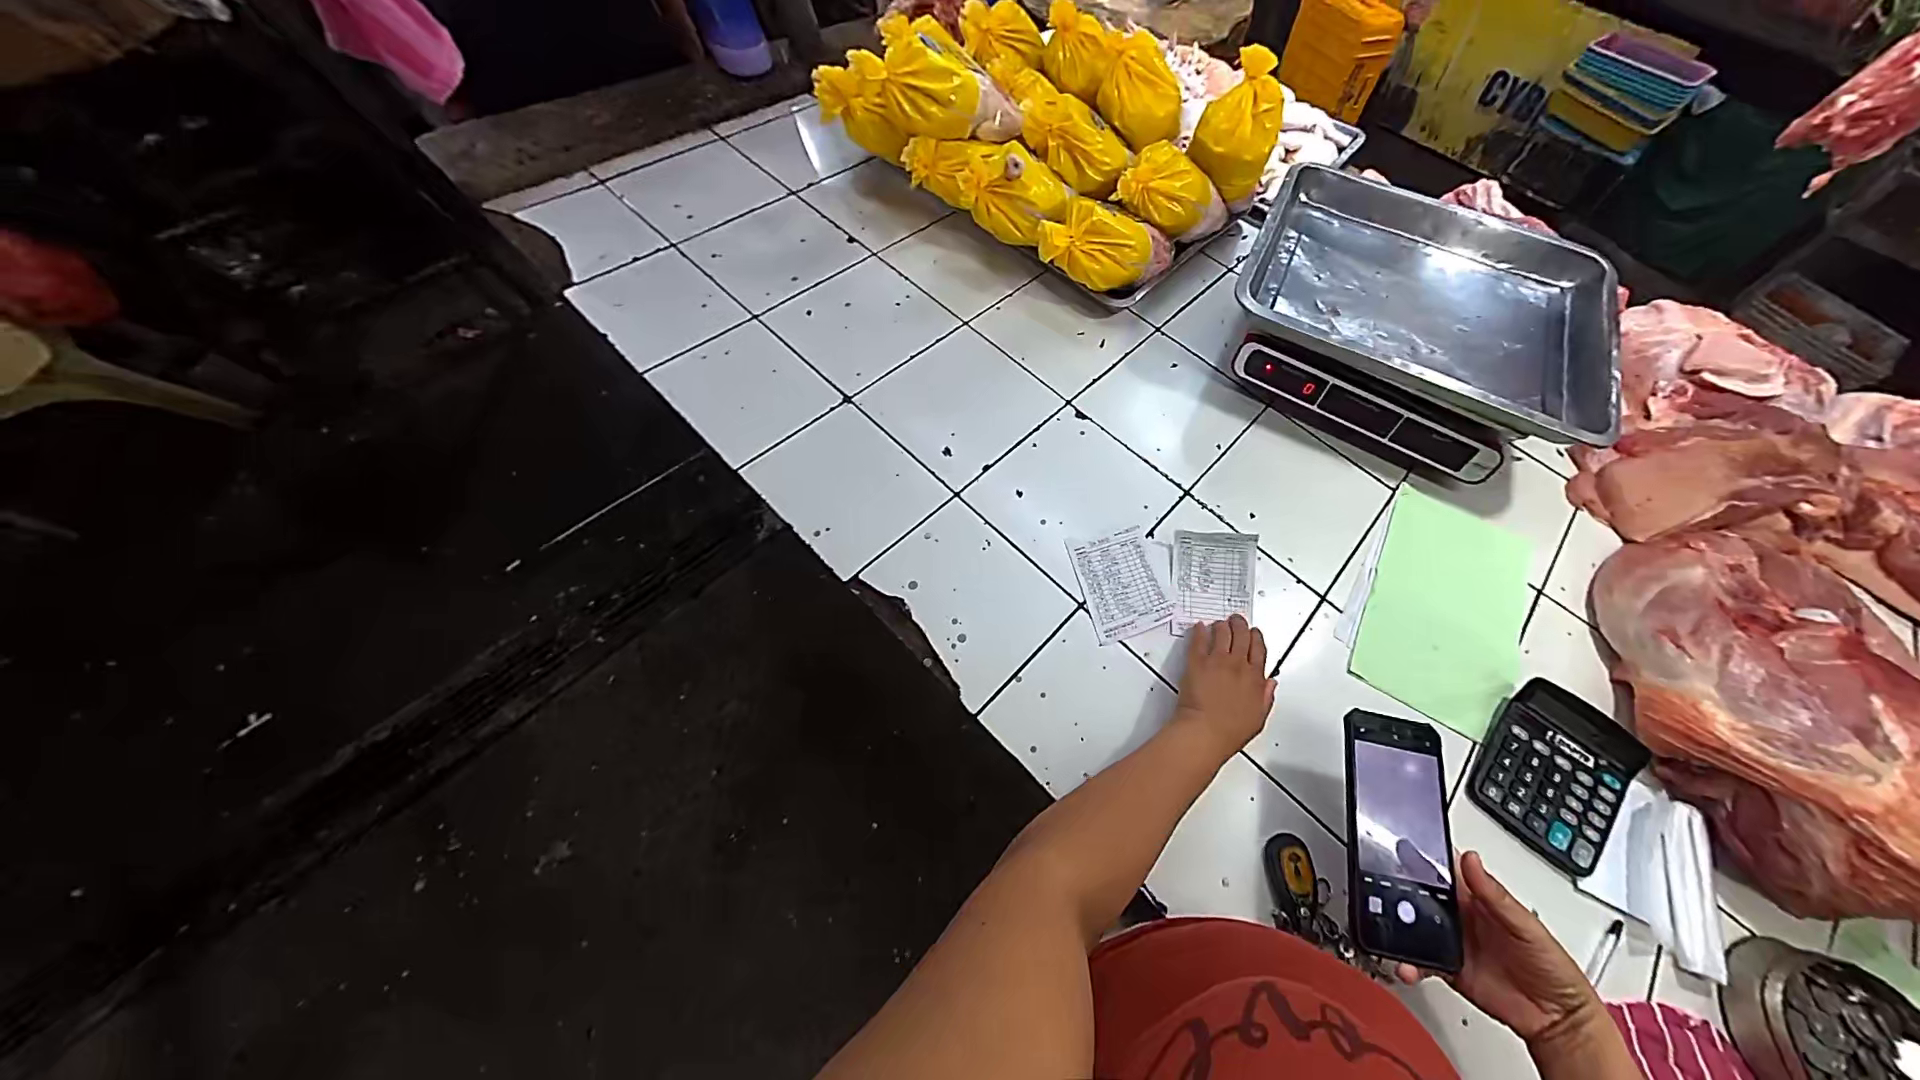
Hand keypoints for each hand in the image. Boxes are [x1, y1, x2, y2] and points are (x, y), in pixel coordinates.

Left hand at [1173, 615, 1274, 754]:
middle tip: (1236, 620)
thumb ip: (1266, 696)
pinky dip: (1200, 631)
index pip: (1259, 649)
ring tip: (1220, 623)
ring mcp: (1217, 661)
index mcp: (1255, 678)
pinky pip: (1199, 640)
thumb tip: (1271, 683)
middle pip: (1241, 636)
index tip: (1254, 633)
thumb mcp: (1259, 716)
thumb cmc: (1230, 729)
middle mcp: (1238, 665)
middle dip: (1239, 625)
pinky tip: (1200, 627)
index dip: (1256, 638)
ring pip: (1222, 633)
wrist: (1205, 730)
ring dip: (1222, 625)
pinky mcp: (1197, 662)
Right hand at [1394, 851, 1603, 1043]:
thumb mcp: (1527, 927)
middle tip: (1378, 888)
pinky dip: (1406, 961)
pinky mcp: (1444, 965)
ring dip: (1395, 926)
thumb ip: (1495, 895)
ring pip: (1409, 924)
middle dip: (1394, 888)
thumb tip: (1470, 859)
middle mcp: (1457, 914)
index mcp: (1474, 897)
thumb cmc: (1553, 968)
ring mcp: (1448, 939)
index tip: (1396, 845)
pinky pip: (1416, 959)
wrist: (1559, 1021)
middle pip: (1416, 893)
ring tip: (1388, 930)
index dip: (1418, 854)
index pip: (1440, 867)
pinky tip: (1406, 964)